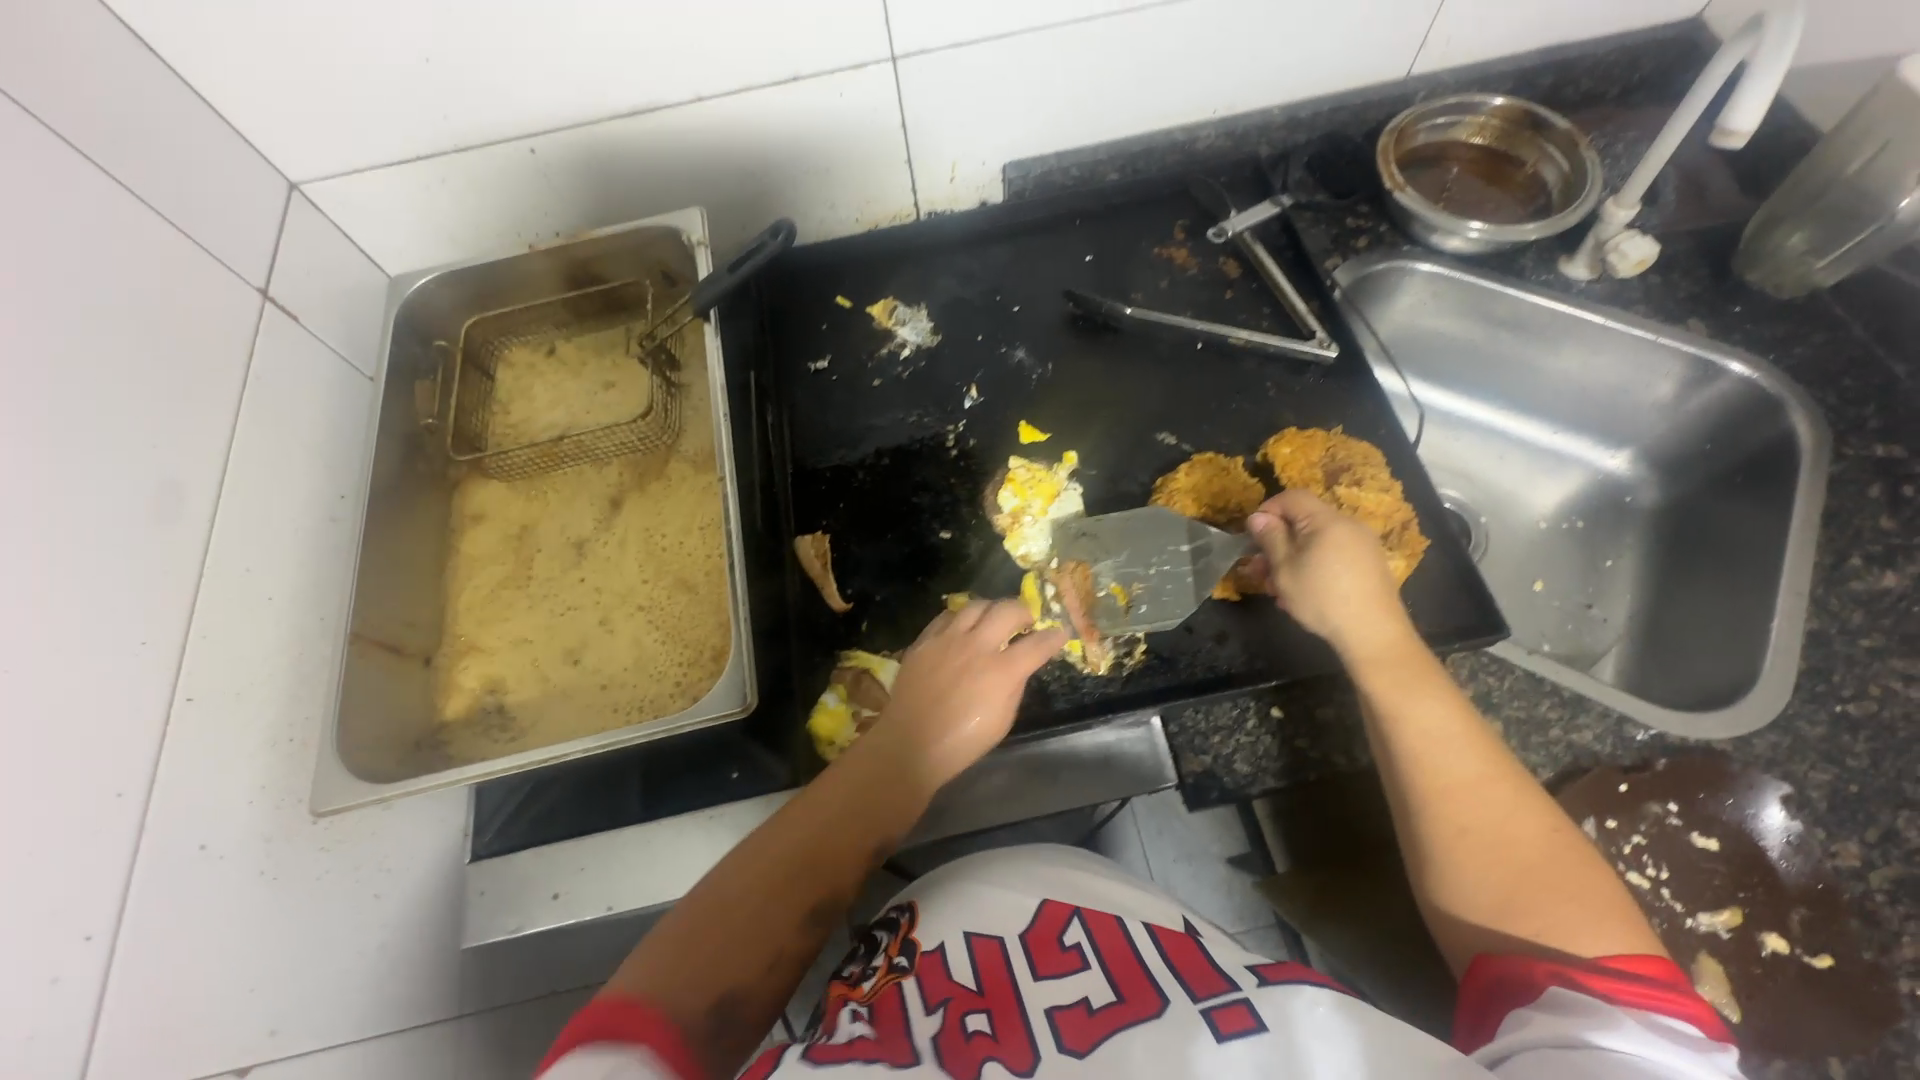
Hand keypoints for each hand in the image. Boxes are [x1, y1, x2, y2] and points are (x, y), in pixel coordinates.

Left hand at [856, 600, 1066, 788]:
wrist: (911, 744)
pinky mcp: (924, 641)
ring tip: (994, 618)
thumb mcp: (1003, 720)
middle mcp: (976, 646)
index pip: (1037, 644)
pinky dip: (961, 618)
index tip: (1060, 633)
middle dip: (1023, 611)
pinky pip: (946, 617)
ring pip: (975, 605)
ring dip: (991, 608)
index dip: (1053, 637)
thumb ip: (1014, 686)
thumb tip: (1019, 665)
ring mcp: (947, 640)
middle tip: (1026, 620)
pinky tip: (963, 627)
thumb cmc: (963, 742)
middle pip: (1007, 610)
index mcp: (1001, 671)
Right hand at [1245, 490, 1415, 660]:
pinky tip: (1300, 593)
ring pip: (1316, 542)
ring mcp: (1362, 545)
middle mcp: (1348, 525)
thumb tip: (1258, 517)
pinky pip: (1332, 555)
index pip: (1292, 497)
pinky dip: (1312, 566)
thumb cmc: (1322, 597)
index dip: (1268, 510)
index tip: (1252, 536)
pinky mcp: (1369, 564)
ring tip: (1275, 588)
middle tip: (1257, 569)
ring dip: (1291, 558)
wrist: (1373, 633)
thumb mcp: (1285, 569)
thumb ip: (1270, 539)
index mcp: (1327, 520)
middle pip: (1304, 521)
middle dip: (1277, 542)